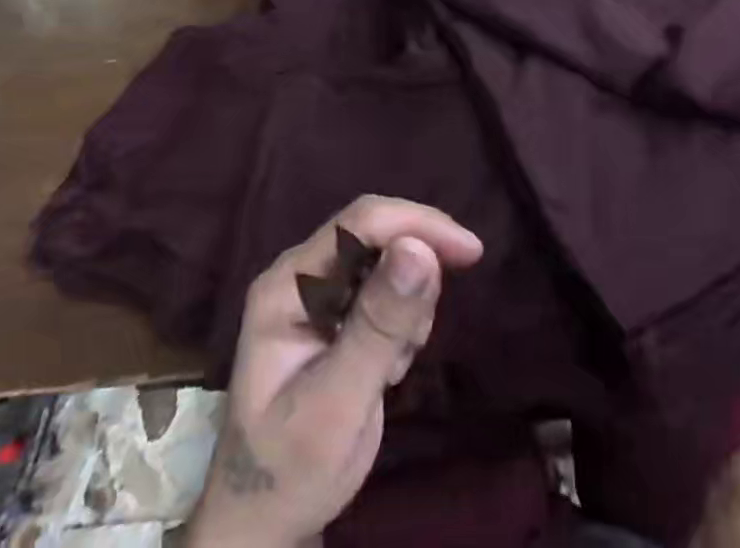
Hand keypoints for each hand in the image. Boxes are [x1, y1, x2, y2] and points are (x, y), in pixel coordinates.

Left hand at [185, 195, 484, 547]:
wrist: (268, 514)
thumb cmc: (291, 464)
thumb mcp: (338, 401)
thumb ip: (378, 325)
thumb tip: (420, 249)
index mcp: (287, 285)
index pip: (357, 225)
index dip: (416, 224)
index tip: (470, 251)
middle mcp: (302, 278)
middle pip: (376, 238)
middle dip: (414, 276)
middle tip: (415, 343)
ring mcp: (321, 297)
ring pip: (388, 266)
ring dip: (408, 310)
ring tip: (387, 370)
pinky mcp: (340, 316)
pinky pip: (389, 295)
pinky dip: (403, 327)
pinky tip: (385, 371)